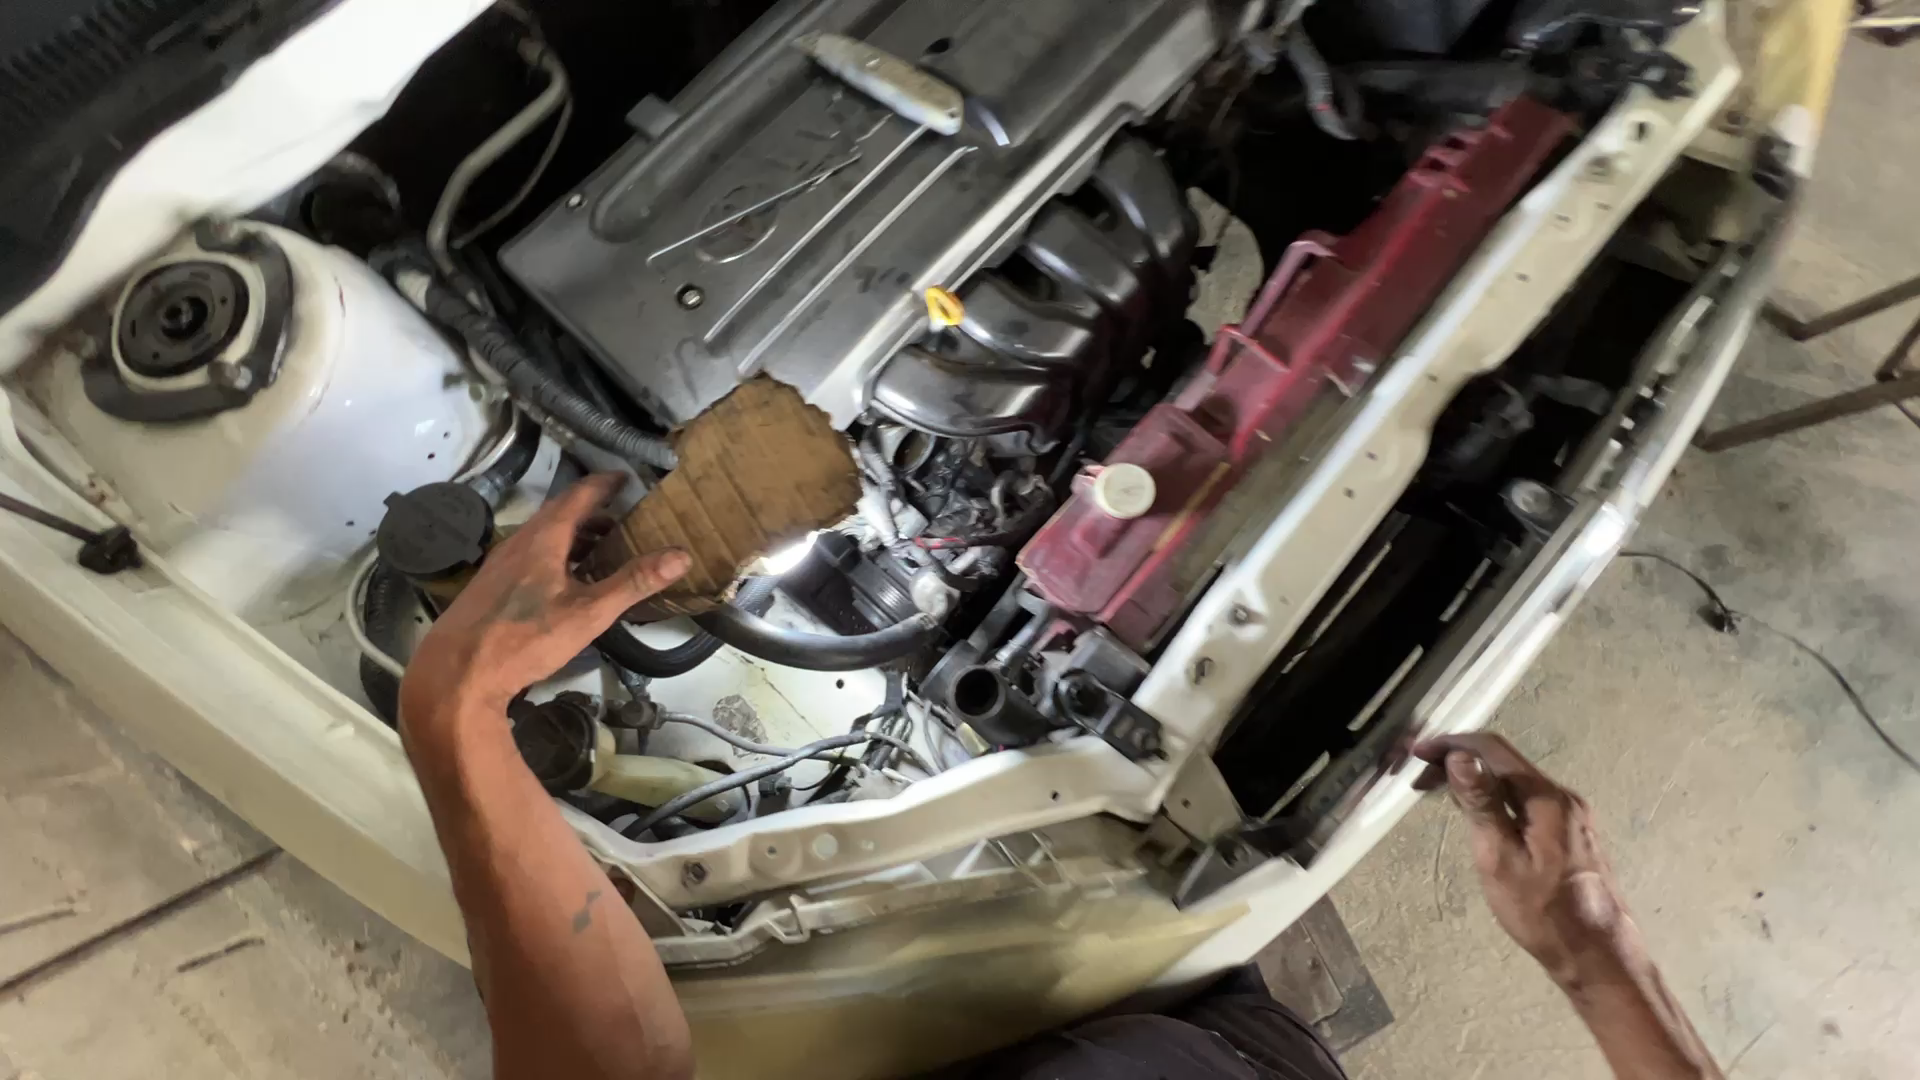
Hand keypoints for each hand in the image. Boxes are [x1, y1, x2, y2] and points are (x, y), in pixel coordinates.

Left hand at [398, 473, 690, 725]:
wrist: (454, 677)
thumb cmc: (523, 640)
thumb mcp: (589, 613)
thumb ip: (634, 583)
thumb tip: (680, 556)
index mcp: (542, 540)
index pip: (577, 497)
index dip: (604, 484)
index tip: (626, 477)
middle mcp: (518, 544)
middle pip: (559, 515)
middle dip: (593, 509)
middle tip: (624, 513)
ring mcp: (501, 565)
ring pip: (544, 536)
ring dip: (576, 534)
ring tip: (604, 545)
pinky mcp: (493, 587)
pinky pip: (532, 555)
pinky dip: (558, 553)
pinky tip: (569, 579)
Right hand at [1413, 733, 1640, 986]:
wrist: (1600, 960)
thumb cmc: (1542, 911)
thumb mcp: (1500, 856)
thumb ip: (1482, 803)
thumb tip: (1459, 756)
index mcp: (1547, 798)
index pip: (1492, 749)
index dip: (1449, 744)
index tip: (1414, 754)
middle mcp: (1562, 798)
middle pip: (1502, 761)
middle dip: (1456, 759)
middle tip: (1418, 777)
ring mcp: (1568, 816)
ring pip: (1511, 780)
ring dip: (1471, 778)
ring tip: (1435, 792)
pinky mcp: (1567, 833)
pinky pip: (1521, 798)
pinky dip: (1491, 796)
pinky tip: (1471, 811)